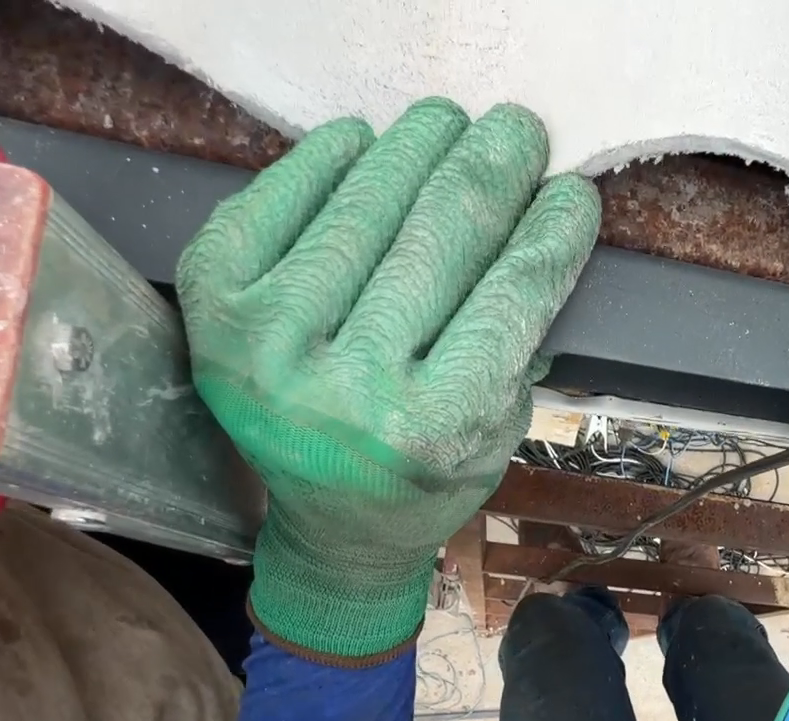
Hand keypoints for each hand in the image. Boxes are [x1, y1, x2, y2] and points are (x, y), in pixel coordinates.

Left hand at [179, 99, 599, 659]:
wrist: (336, 526)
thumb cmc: (432, 481)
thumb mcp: (500, 432)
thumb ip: (517, 341)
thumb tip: (532, 229)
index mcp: (433, 427)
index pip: (508, 298)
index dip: (550, 233)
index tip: (574, 193)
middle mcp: (350, 385)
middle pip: (441, 240)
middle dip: (493, 171)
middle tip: (520, 130)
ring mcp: (269, 342)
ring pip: (363, 209)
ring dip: (416, 150)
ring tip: (450, 125)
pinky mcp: (214, 309)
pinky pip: (276, 203)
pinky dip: (325, 162)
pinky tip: (364, 142)